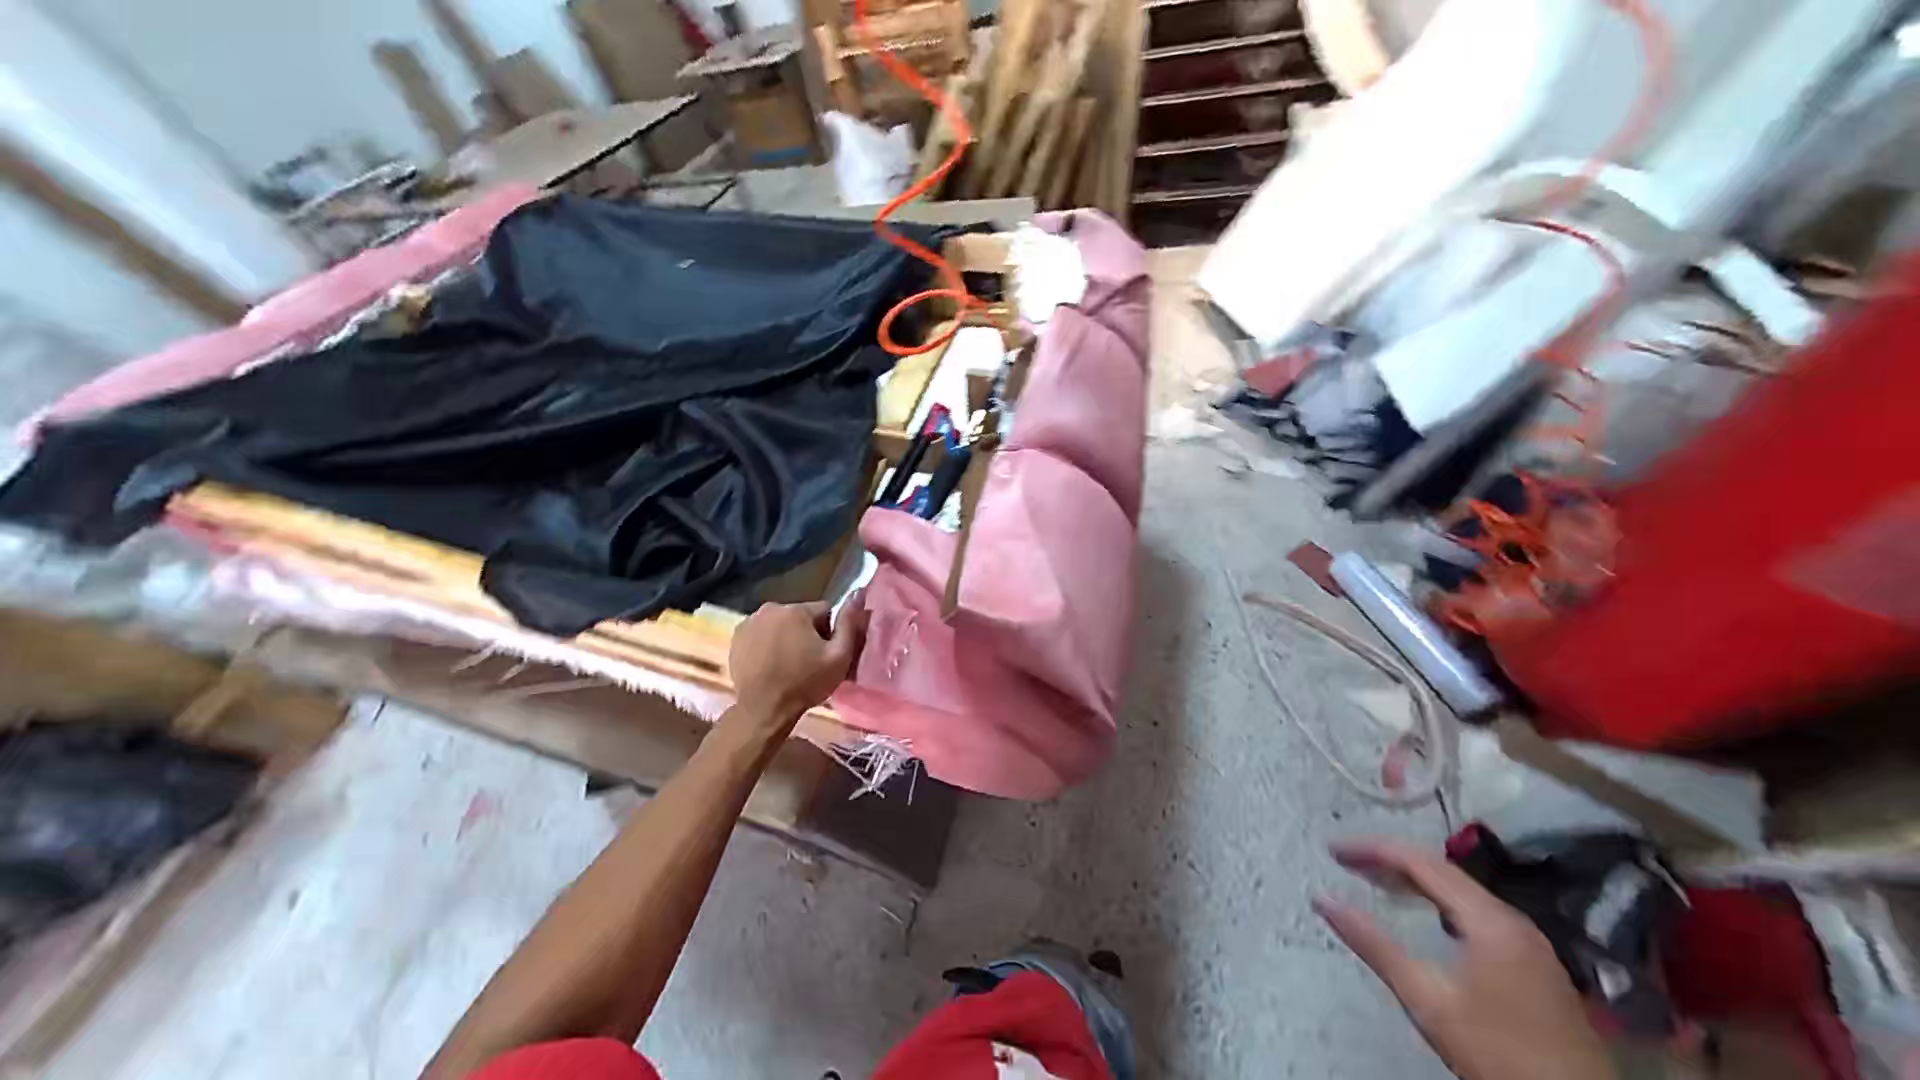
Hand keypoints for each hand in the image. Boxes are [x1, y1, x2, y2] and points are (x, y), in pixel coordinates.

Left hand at [727, 598, 868, 729]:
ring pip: (779, 624)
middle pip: (800, 616)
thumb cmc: (805, 683)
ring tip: (789, 664)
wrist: (764, 710)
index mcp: (795, 610)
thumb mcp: (839, 656)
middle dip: (807, 633)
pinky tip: (771, 665)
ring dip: (786, 637)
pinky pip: (761, 634)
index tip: (827, 653)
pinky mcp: (736, 638)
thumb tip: (859, 593)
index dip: (830, 632)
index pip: (824, 611)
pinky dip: (767, 644)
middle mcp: (769, 609)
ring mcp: (749, 623)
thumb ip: (850, 623)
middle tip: (809, 661)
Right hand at [1314, 839, 1617, 1079]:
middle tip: (1346, 863)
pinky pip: (1476, 913)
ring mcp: (1528, 942)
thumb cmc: (1497, 1051)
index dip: (1372, 849)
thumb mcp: (1426, 998)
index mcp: (1489, 919)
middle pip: (1442, 872)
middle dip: (1390, 862)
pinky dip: (1439, 903)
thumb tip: (1322, 898)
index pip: (1420, 862)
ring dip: (1415, 882)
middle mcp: (1512, 919)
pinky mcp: (1533, 963)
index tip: (1332, 850)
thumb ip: (1373, 943)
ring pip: (1460, 892)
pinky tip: (1426, 918)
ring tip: (1374, 883)